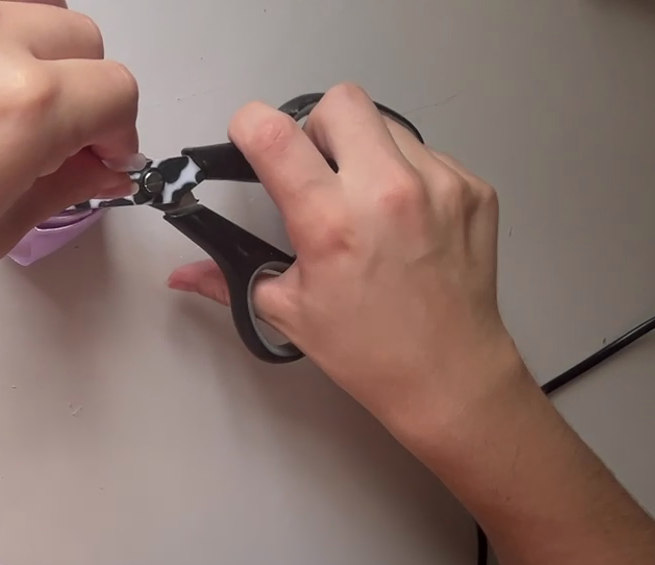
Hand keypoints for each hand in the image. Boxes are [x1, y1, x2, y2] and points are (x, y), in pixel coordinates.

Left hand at [0, 0, 139, 350]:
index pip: (116, 91)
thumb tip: (105, 163)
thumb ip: (66, 182)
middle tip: (54, 136)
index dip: (118, 132)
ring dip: (31, 46)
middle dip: (81, 90)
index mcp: (21, 109)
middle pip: (81, 37)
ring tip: (0, 100)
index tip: (102, 151)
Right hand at [169, 84, 527, 443]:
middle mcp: (387, 191)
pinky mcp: (471, 187)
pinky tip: (399, 223)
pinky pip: (425, 154)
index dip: (250, 125)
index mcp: (330, 224)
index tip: (246, 135)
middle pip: (339, 102)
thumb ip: (227, 281)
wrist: (445, 372)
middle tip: (313, 173)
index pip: (276, 136)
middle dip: (314, 129)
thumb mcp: (286, 312)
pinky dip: (403, 176)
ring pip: (385, 125)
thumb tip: (183, 275)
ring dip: (361, 153)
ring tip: (360, 207)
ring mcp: (438, 182)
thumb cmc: (365, 350)